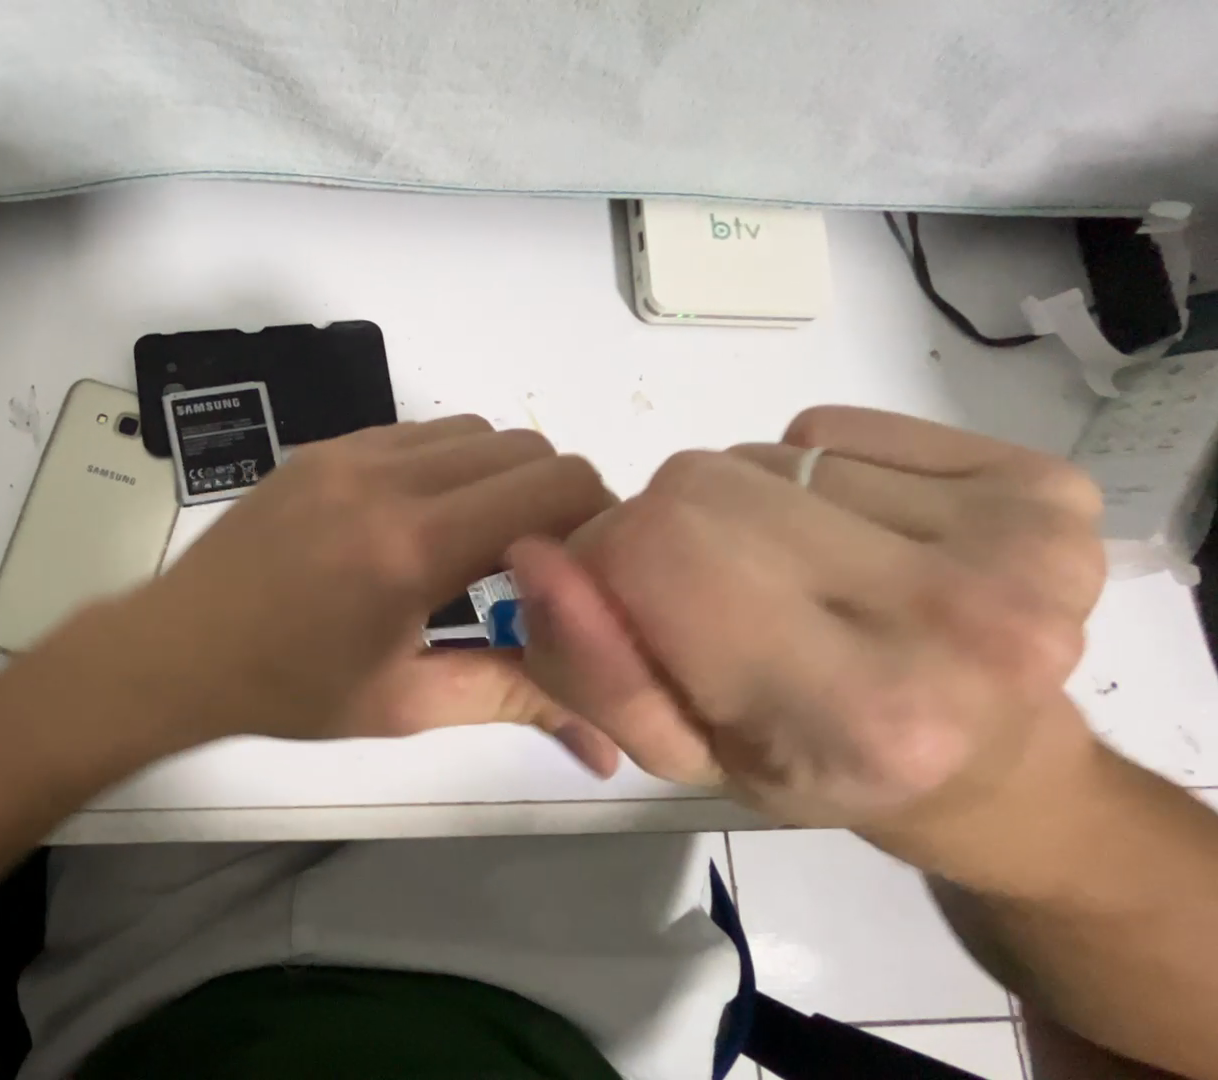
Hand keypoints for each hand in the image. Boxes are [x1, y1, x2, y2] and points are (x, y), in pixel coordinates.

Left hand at [130, 416, 619, 750]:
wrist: (180, 649)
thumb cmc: (288, 690)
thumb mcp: (403, 704)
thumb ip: (509, 694)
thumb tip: (599, 728)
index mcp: (412, 547)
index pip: (553, 484)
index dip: (594, 517)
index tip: (585, 565)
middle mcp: (385, 479)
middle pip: (522, 446)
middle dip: (552, 497)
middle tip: (536, 560)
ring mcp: (346, 453)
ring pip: (469, 430)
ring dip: (496, 475)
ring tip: (476, 539)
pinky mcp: (319, 449)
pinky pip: (412, 433)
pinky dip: (443, 463)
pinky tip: (418, 517)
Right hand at [509, 407, 1107, 855]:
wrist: (985, 765)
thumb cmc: (810, 774)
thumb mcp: (673, 753)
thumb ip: (587, 666)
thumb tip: (528, 555)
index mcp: (856, 710)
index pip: (652, 552)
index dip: (601, 566)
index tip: (622, 609)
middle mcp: (956, 618)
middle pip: (698, 488)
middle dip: (659, 534)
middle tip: (703, 599)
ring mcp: (1019, 542)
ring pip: (753, 456)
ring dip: (733, 509)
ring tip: (781, 578)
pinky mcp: (1045, 482)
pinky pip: (828, 430)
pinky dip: (803, 472)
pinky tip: (842, 538)